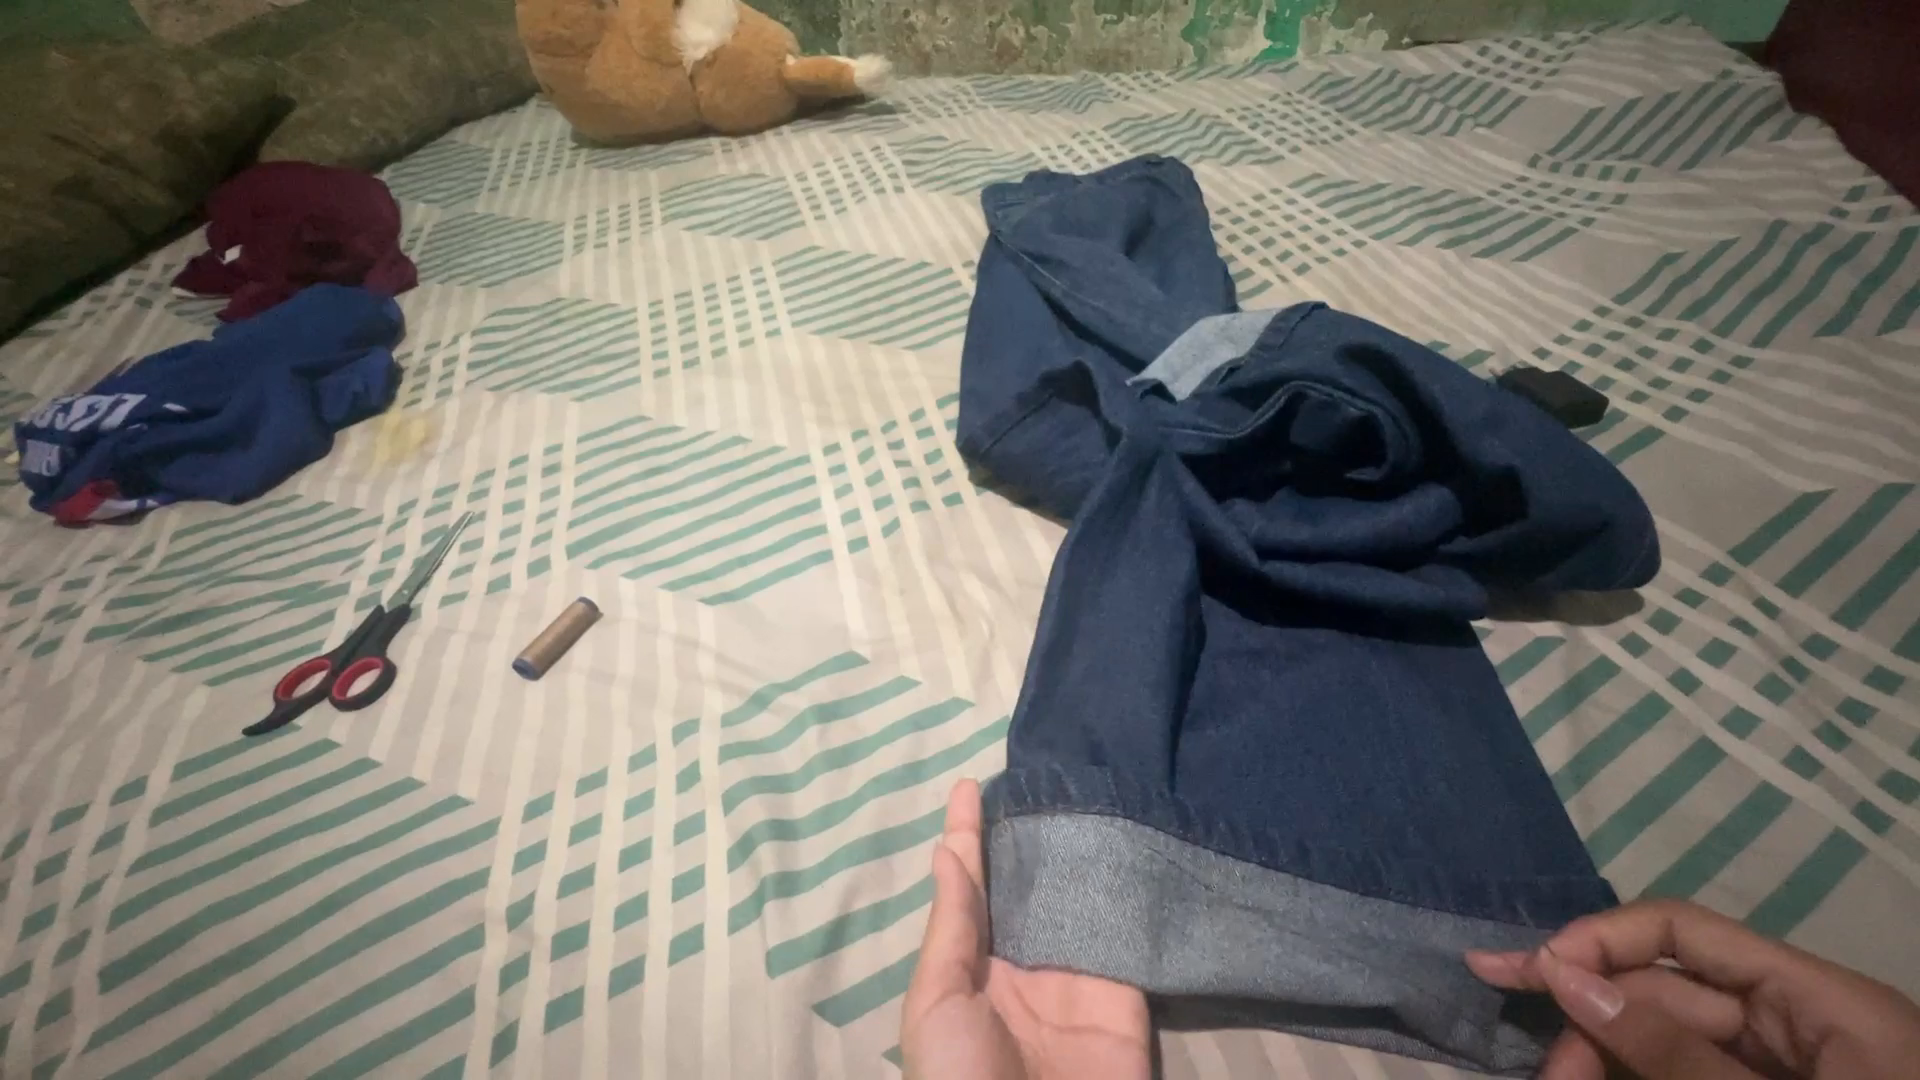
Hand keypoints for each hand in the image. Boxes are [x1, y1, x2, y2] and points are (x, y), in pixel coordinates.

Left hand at [900, 779, 1151, 1079]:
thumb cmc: (962, 1079)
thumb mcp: (938, 1002)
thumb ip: (952, 924)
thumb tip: (947, 849)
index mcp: (973, 966)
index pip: (970, 885)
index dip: (967, 834)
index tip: (967, 784)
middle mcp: (1024, 962)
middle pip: (1024, 883)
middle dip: (1023, 832)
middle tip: (1031, 774)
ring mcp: (1075, 974)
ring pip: (1073, 896)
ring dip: (1070, 849)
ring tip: (1073, 789)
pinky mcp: (1123, 993)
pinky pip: (1122, 930)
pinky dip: (1119, 886)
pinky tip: (1117, 838)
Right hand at [1466, 898, 1919, 1079]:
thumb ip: (1668, 1049)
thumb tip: (1557, 974)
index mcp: (1819, 999)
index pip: (1676, 928)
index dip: (1596, 940)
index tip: (1533, 972)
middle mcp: (1797, 1021)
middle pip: (1660, 992)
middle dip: (1593, 1025)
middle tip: (1543, 1070)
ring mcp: (1788, 1068)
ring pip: (1664, 1039)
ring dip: (1605, 1059)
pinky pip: (1683, 1073)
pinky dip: (1637, 1079)